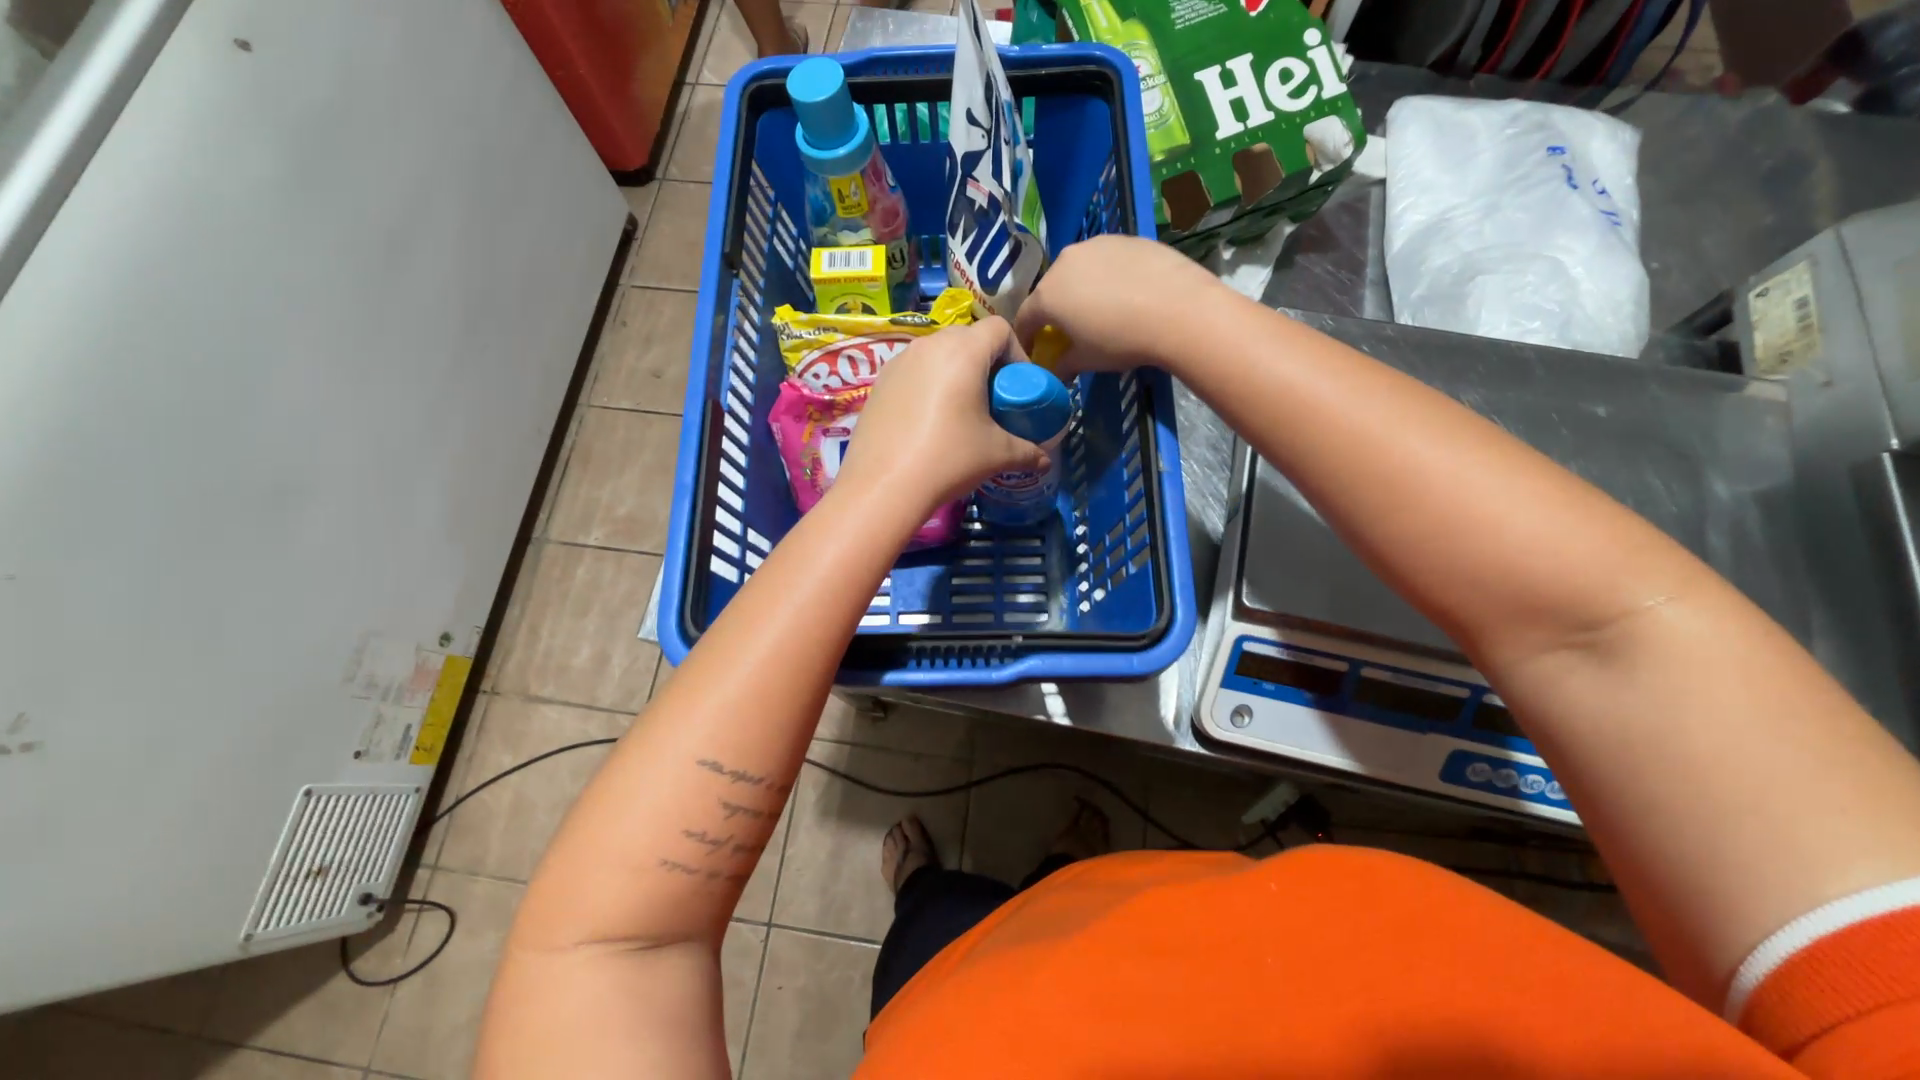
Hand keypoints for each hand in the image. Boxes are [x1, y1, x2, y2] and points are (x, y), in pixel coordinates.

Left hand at [834, 317, 1046, 510]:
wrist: (883, 485)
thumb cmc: (948, 459)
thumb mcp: (997, 455)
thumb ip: (1027, 451)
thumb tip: (1044, 460)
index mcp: (963, 352)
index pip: (999, 328)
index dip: (1016, 352)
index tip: (1018, 385)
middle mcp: (929, 346)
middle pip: (967, 337)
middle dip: (986, 361)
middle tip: (993, 397)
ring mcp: (899, 361)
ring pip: (937, 353)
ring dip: (955, 372)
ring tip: (961, 410)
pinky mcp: (880, 382)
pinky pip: (914, 371)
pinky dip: (929, 384)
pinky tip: (929, 421)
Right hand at [1012, 235, 1225, 378]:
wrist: (1179, 309)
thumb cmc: (1122, 340)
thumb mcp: (1088, 360)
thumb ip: (1064, 365)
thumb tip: (1056, 372)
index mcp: (1047, 295)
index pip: (1025, 317)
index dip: (1026, 336)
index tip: (1033, 350)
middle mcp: (1064, 262)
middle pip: (1052, 289)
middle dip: (1056, 309)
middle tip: (1070, 329)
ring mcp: (1096, 245)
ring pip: (1080, 270)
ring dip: (1083, 288)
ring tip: (1102, 308)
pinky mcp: (1125, 238)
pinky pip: (1107, 260)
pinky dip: (1110, 275)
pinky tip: (1128, 292)